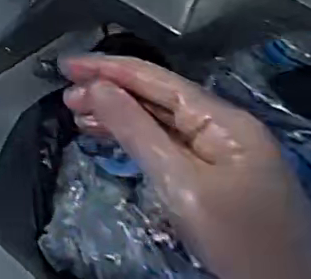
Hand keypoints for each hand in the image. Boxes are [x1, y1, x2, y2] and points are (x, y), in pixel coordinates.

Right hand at [62, 55, 310, 278]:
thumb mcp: (182, 188)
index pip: (153, 77)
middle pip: (156, 95)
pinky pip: (172, 144)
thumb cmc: (244, 245)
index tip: (66, 65)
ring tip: (79, 117)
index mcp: (222, 118)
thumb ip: (137, 131)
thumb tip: (97, 87)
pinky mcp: (224, 177)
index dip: (106, 67)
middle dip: (109, 92)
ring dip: (120, 116)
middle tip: (66, 98)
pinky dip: (140, 139)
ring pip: (161, 119)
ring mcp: (227, 151)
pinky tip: (114, 139)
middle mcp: (225, 125)